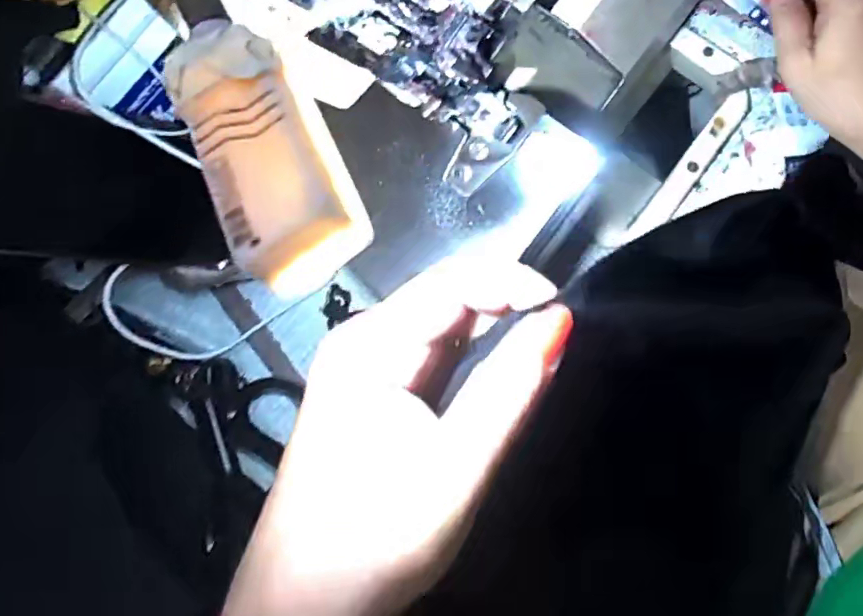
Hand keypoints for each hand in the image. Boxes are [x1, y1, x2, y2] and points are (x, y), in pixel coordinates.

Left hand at [224, 259, 572, 615]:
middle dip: (507, 296)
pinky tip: (506, 356)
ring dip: (497, 319)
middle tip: (559, 322)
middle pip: (448, 290)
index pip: (452, 282)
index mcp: (369, 346)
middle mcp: (364, 338)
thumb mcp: (453, 472)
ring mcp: (367, 360)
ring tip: (543, 333)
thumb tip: (558, 323)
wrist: (299, 615)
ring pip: (446, 315)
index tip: (563, 303)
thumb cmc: (371, 547)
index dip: (512, 280)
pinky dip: (479, 344)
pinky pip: (439, 344)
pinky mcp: (378, 384)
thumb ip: (509, 392)